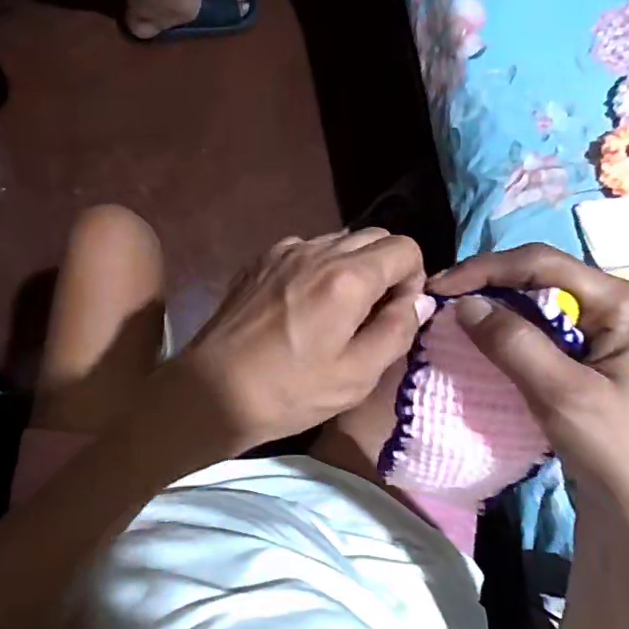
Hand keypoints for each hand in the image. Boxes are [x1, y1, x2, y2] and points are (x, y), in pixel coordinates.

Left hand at [167, 229, 428, 454]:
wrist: (211, 390)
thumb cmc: (288, 391)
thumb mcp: (356, 376)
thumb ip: (396, 331)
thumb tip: (417, 302)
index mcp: (346, 277)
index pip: (405, 248)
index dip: (413, 279)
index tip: (396, 314)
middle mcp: (315, 251)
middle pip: (373, 237)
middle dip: (385, 269)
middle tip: (370, 315)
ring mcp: (281, 252)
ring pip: (337, 242)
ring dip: (351, 268)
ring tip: (335, 313)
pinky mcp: (257, 262)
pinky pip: (303, 251)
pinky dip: (317, 269)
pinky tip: (301, 308)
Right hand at [431, 244, 628, 587]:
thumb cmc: (616, 448)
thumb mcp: (562, 393)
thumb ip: (514, 342)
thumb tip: (462, 303)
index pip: (545, 265)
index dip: (486, 270)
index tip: (438, 289)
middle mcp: (620, 305)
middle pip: (541, 276)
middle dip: (486, 284)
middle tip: (438, 301)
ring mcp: (607, 329)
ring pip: (537, 300)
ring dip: (493, 305)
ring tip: (450, 315)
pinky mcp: (590, 353)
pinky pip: (539, 327)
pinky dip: (505, 328)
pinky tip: (478, 337)